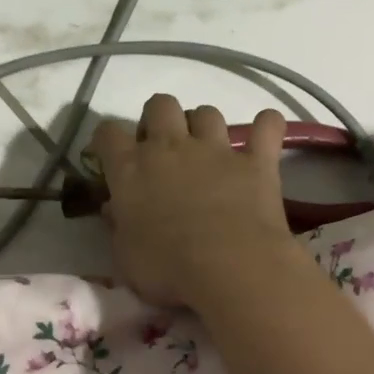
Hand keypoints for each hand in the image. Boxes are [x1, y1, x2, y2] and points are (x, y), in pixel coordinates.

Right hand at [91, 95, 301, 308]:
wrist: (230, 268)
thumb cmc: (167, 268)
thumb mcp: (126, 256)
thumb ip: (119, 225)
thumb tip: (115, 209)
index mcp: (130, 168)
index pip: (108, 133)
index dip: (107, 140)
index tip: (111, 156)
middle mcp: (170, 147)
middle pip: (160, 105)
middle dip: (159, 118)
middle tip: (162, 148)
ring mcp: (215, 150)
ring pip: (207, 112)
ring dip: (204, 126)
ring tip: (207, 149)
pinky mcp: (257, 162)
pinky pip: (267, 126)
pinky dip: (266, 127)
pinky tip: (265, 135)